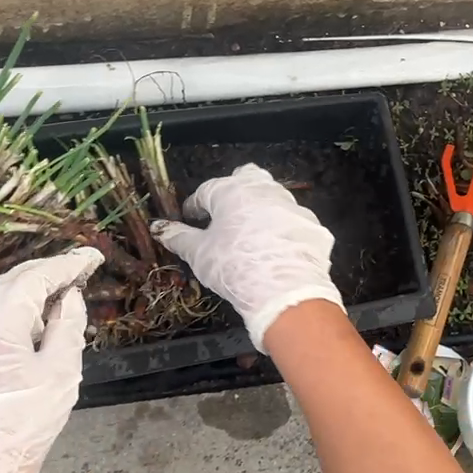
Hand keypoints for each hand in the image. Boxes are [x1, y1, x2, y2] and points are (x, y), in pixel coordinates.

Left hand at [0, 247, 101, 472]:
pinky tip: (29, 325)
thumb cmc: (27, 419)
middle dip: (45, 273)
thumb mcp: (60, 371)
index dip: (65, 265)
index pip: (35, 278)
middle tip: (77, 270)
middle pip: (10, 283)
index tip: (92, 257)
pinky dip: (13, 312)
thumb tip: (69, 297)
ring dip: (27, 291)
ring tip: (57, 294)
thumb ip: (67, 327)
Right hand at [151, 163, 342, 352]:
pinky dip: (283, 235)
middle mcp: (264, 190)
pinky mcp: (313, 228)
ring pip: (272, 201)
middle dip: (232, 195)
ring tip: (250, 240)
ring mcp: (293, 207)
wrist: (285, 292)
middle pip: (245, 181)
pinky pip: (292, 226)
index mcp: (232, 190)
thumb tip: (159, 228)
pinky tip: (276, 255)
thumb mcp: (198, 253)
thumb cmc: (233, 266)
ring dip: (259, 214)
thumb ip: (178, 237)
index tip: (191, 220)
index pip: (206, 191)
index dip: (195, 207)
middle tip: (223, 220)